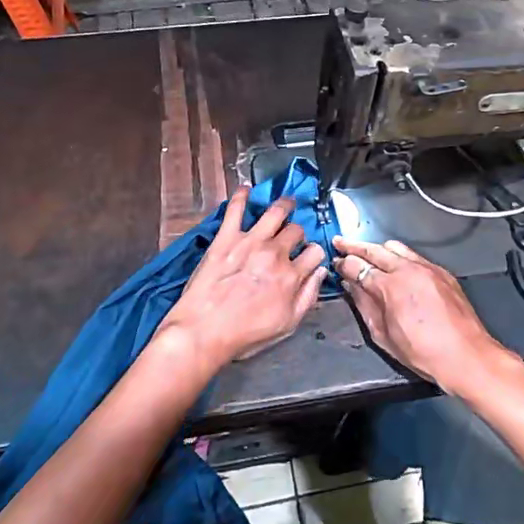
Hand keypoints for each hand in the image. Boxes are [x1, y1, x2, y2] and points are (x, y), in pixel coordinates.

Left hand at [155, 189, 328, 367]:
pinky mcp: (225, 238)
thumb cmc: (245, 334)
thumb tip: (320, 272)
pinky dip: (242, 195)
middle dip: (298, 232)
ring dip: (284, 205)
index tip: (309, 256)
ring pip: (275, 213)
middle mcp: (275, 254)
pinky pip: (236, 209)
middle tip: (293, 235)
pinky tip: (246, 188)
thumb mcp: (287, 325)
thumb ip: (307, 297)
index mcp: (292, 276)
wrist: (203, 331)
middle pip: (296, 231)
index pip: (315, 253)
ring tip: (286, 202)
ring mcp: (250, 242)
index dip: (314, 254)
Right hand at [333, 237, 513, 391]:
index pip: (358, 266)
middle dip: (354, 246)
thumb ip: (364, 305)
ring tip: (366, 252)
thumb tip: (352, 288)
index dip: (343, 264)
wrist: (465, 355)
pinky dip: (400, 256)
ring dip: (378, 248)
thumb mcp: (383, 334)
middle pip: (374, 249)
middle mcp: (409, 270)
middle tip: (341, 243)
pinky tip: (394, 264)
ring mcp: (428, 268)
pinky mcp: (442, 272)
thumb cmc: (424, 352)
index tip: (337, 264)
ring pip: (396, 247)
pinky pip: (415, 256)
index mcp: (390, 286)